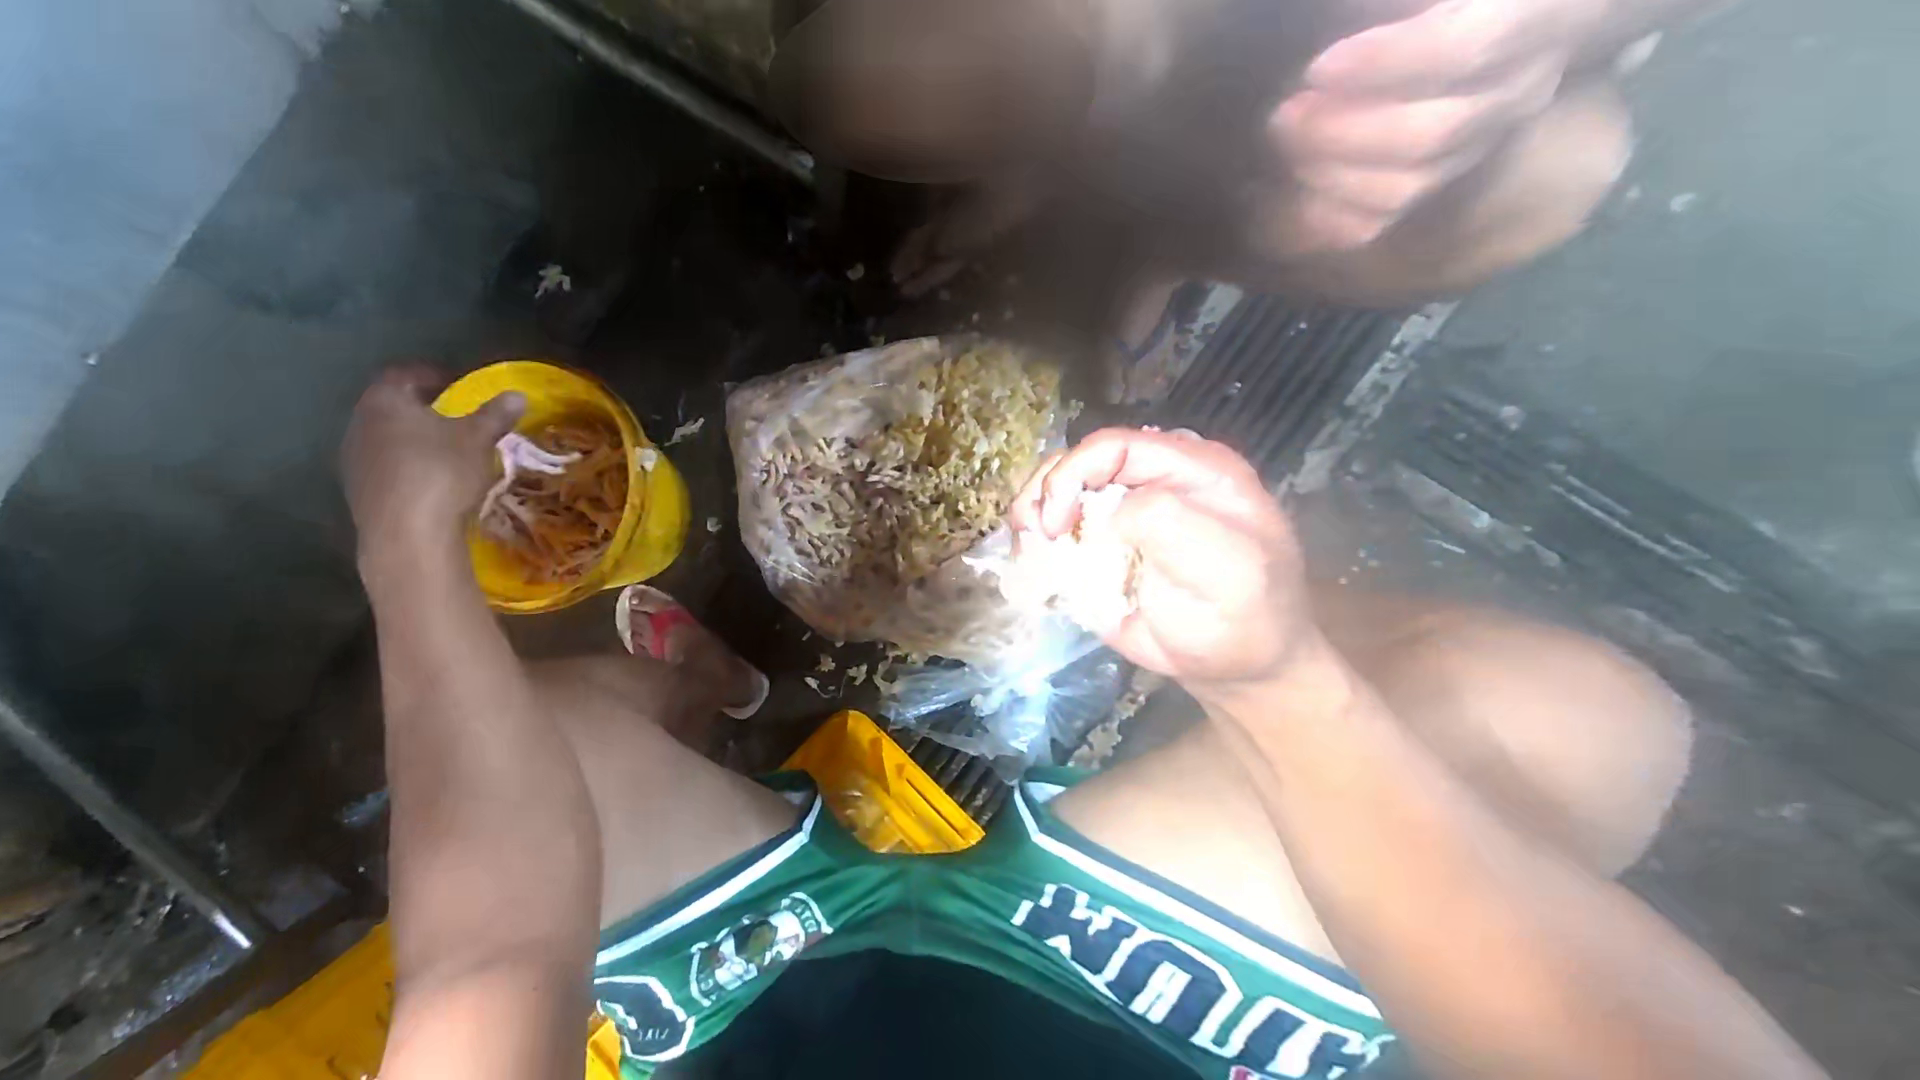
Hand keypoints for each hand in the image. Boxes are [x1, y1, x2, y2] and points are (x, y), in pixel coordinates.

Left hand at [341, 366, 523, 561]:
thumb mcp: (479, 439)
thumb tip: (516, 395)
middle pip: (391, 405)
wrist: (406, 533)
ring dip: (413, 438)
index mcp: (385, 402)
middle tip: (454, 415)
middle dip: (422, 407)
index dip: (430, 374)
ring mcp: (355, 459)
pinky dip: (408, 463)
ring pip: (387, 436)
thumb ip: (495, 414)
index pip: (403, 375)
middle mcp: (360, 424)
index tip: (455, 382)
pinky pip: (386, 465)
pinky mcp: (360, 489)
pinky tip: (432, 479)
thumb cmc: (442, 471)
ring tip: (446, 449)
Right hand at [1008, 428, 1318, 690]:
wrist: (1239, 668)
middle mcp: (1151, 482)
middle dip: (1044, 494)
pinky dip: (1037, 548)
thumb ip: (1172, 524)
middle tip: (1034, 536)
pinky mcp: (1104, 551)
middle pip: (1077, 465)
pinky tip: (1034, 567)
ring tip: (1029, 551)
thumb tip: (1109, 513)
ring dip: (1033, 519)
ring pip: (1060, 496)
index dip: (1072, 473)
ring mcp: (1124, 517)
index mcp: (1190, 469)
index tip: (1055, 522)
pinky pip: (1060, 536)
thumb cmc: (1245, 619)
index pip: (1114, 446)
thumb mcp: (1228, 567)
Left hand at [1269, 0, 1607, 250]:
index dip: (1381, 64)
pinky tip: (1295, 184)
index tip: (1317, 68)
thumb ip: (1386, 8)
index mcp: (1537, 14)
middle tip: (1286, 113)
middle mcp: (1516, 92)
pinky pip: (1374, 224)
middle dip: (1339, 132)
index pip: (1462, 49)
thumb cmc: (1441, 1)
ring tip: (1289, 137)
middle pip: (1427, 135)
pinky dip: (1325, 213)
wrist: (1492, 20)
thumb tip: (1344, 19)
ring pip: (1400, 188)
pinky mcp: (1434, 186)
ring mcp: (1477, 147)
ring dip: (1327, 173)